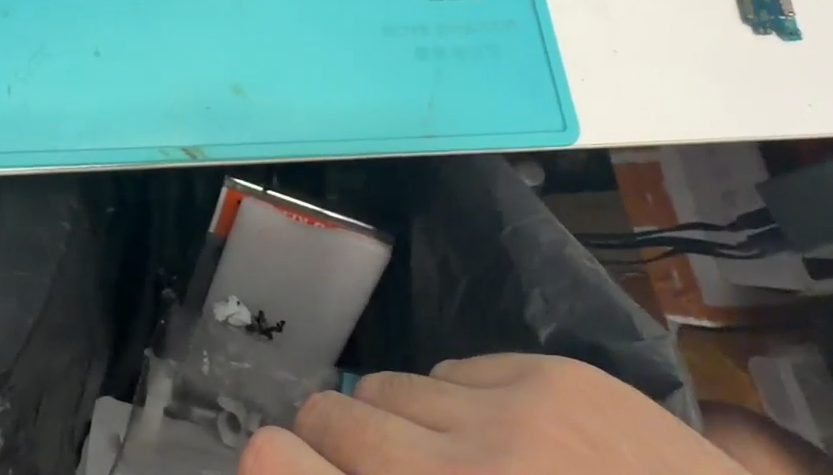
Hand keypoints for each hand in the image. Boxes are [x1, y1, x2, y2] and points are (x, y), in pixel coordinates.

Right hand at [241, 355, 745, 474]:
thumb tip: (277, 457)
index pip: (292, 465)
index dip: (276, 465)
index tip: (280, 465)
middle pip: (326, 413)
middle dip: (341, 449)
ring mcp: (511, 417)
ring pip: (387, 384)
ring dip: (404, 425)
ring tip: (461, 468)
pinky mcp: (556, 375)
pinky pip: (453, 368)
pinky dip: (463, 405)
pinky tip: (516, 448)